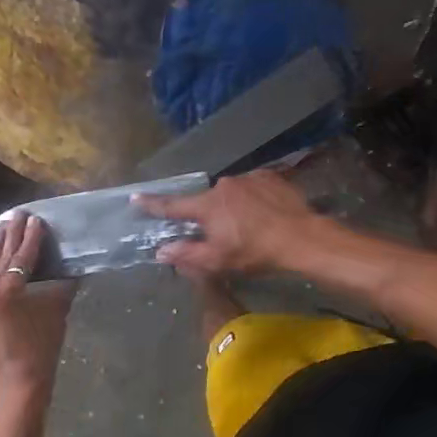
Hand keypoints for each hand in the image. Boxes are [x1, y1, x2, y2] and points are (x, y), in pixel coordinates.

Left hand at [0, 214, 74, 396]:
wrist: (23, 376)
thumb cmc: (45, 342)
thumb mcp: (58, 307)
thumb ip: (63, 282)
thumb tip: (72, 263)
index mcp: (9, 291)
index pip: (22, 257)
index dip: (31, 238)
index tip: (36, 219)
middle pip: (1, 258)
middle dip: (11, 235)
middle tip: (18, 214)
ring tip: (1, 225)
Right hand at [139, 171, 317, 275]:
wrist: (301, 237)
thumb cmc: (256, 252)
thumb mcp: (218, 260)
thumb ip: (187, 254)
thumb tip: (161, 250)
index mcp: (207, 205)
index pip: (173, 205)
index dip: (152, 204)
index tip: (135, 197)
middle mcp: (223, 185)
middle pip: (208, 201)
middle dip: (211, 215)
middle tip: (226, 233)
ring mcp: (248, 177)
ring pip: (232, 192)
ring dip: (235, 206)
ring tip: (252, 225)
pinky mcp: (269, 176)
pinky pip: (253, 186)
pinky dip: (254, 198)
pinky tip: (266, 213)